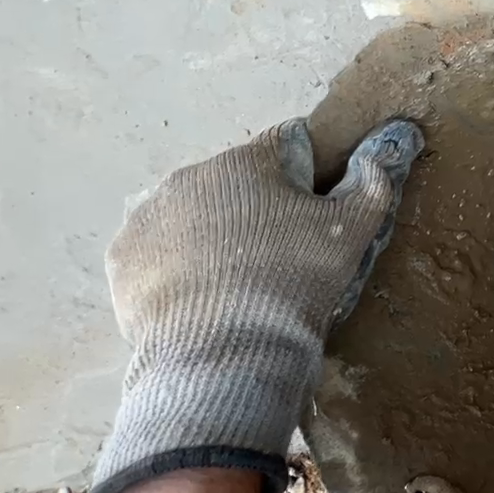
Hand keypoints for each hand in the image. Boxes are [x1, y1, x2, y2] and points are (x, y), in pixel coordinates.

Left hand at [76, 119, 422, 492]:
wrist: (226, 347)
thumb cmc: (297, 274)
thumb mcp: (355, 228)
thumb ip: (373, 184)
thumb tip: (371, 161)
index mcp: (243, 162)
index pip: (288, 145)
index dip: (313, 172)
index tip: (321, 204)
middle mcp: (185, 178)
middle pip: (241, 178)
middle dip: (264, 200)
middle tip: (288, 241)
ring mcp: (144, 218)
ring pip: (200, 209)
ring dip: (223, 225)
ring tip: (248, 267)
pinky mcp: (120, 257)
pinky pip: (165, 243)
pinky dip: (188, 255)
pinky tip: (213, 283)